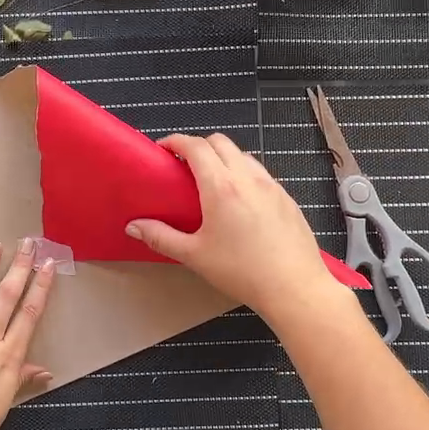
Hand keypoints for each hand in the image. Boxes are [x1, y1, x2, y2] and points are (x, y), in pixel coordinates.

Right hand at [126, 133, 350, 324]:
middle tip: (183, 166)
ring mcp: (271, 186)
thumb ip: (160, 237)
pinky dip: (243, 174)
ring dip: (223, 158)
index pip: (196, 147)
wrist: (294, 287)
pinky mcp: (287, 198)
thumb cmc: (241, 272)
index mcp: (221, 186)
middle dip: (198, 146)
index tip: (163, 149)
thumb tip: (134, 226)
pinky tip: (239, 201)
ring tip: (210, 182)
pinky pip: (260, 174)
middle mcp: (248, 178)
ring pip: (243, 155)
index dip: (176, 142)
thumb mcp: (194, 256)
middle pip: (220, 142)